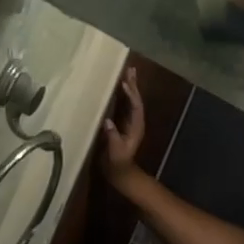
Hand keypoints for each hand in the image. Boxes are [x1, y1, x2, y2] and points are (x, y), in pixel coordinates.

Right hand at [102, 67, 144, 186]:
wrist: (121, 174)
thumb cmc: (118, 163)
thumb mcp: (115, 152)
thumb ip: (113, 138)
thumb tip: (108, 121)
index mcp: (135, 127)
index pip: (135, 107)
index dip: (131, 95)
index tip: (124, 83)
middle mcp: (135, 122)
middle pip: (136, 100)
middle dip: (133, 85)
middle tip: (130, 68)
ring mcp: (130, 122)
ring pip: (131, 101)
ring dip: (130, 87)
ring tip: (127, 72)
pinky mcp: (123, 124)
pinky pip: (125, 105)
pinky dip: (123, 95)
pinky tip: (119, 88)